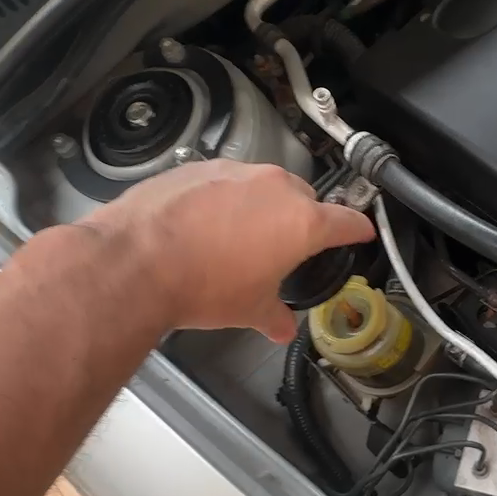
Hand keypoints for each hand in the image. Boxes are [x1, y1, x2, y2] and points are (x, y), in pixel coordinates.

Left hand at [76, 160, 373, 341]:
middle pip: (305, 199)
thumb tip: (281, 327)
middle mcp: (274, 188)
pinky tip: (206, 227)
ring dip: (261, 208)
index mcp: (302, 222)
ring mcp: (235, 172)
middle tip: (287, 249)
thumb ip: (274, 316)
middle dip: (302, 221)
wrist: (135, 262)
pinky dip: (224, 200)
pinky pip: (225, 182)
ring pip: (264, 187)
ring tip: (240, 240)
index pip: (347, 221)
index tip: (361, 231)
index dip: (358, 229)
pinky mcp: (198, 167)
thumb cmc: (201, 285)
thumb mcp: (249, 309)